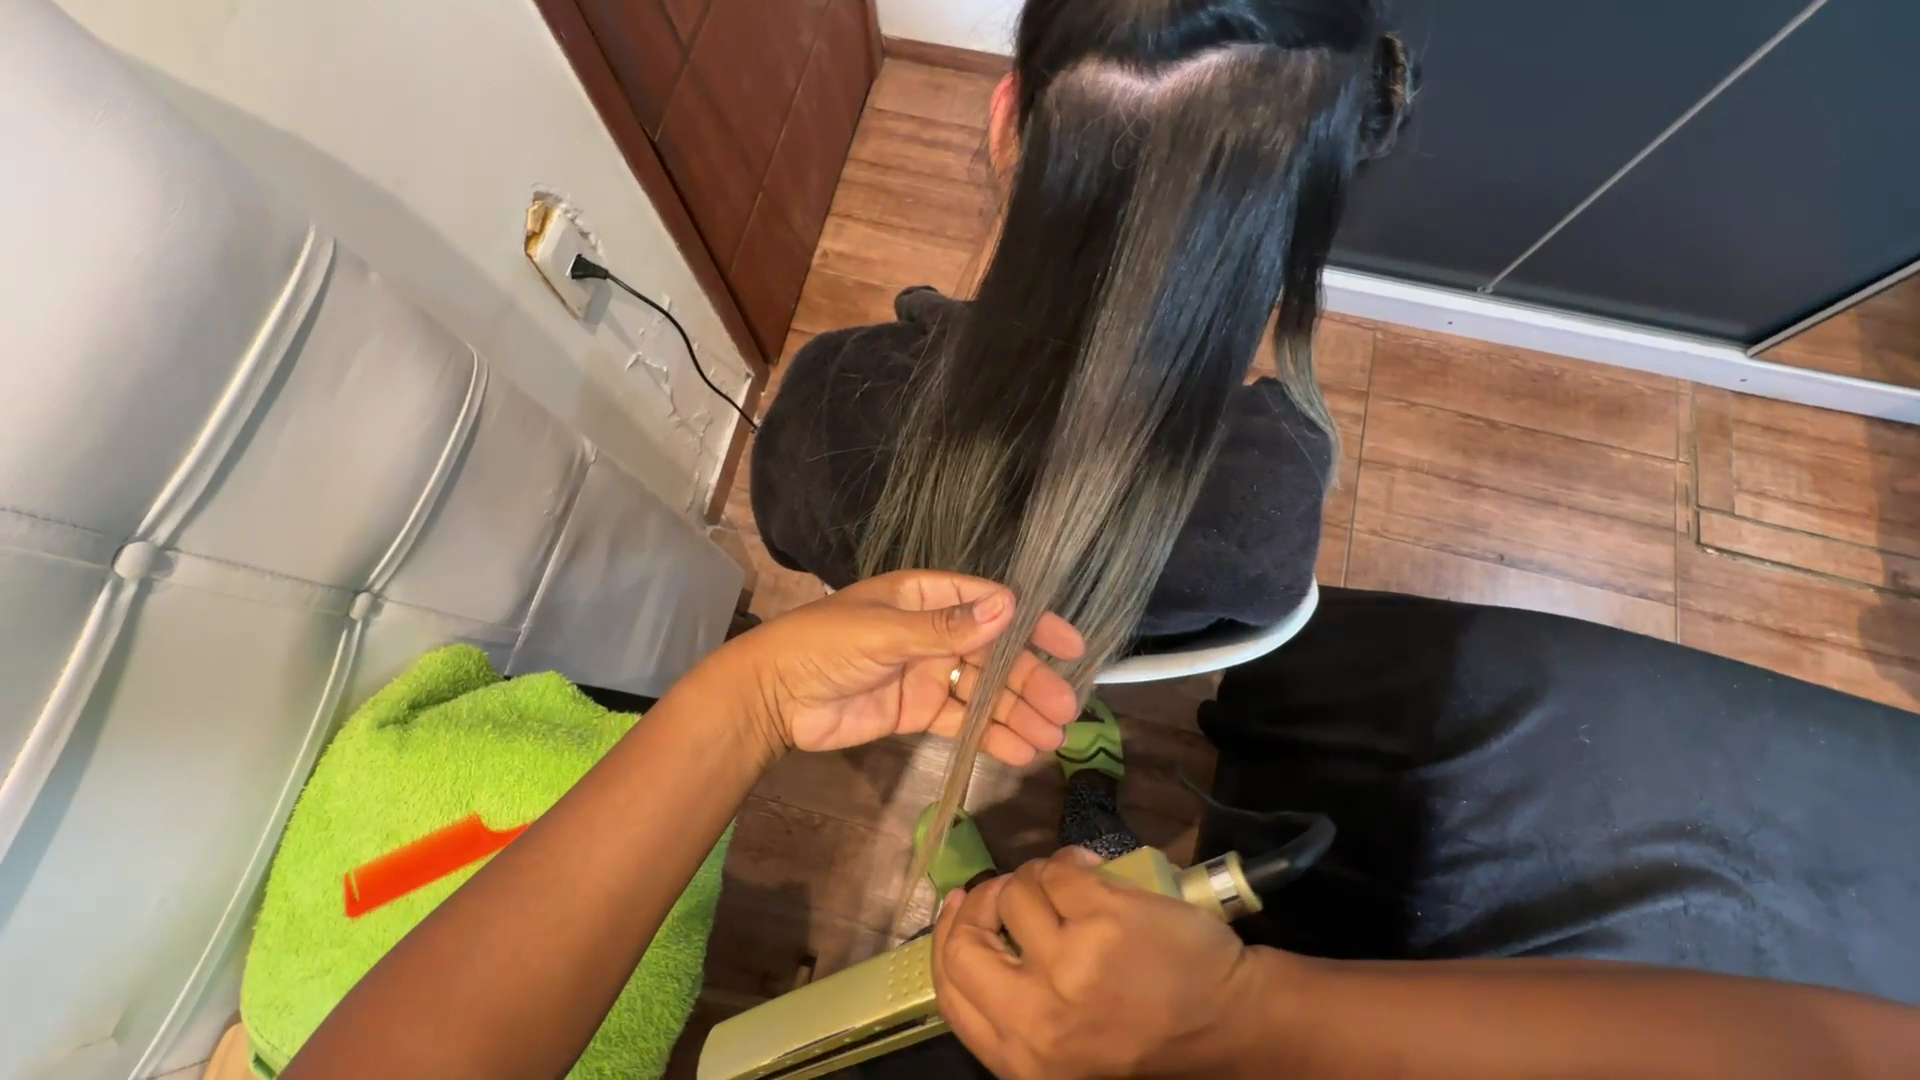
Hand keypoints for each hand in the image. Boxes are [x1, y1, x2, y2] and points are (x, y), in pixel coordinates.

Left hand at [708, 570, 1085, 763]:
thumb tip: (1009, 607)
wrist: (772, 696)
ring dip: (1018, 713)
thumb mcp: (885, 630)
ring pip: (984, 692)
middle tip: (1065, 711)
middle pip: (995, 655)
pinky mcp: (919, 710)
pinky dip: (990, 735)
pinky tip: (1020, 751)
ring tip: (1053, 739)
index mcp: (927, 597)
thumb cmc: (823, 645)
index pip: (991, 606)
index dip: (1033, 625)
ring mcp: (928, 672)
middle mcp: (935, 632)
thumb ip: (947, 627)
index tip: (1070, 648)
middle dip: (1030, 681)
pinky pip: (963, 721)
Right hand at [932, 848, 1274, 1079]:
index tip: (957, 906)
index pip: (949, 988)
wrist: (1227, 1024)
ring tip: (1068, 892)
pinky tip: (1094, 876)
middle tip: (1003, 891)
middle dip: (979, 902)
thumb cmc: (1141, 1035)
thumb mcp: (1059, 1047)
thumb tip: (962, 917)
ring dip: (1037, 880)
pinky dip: (1070, 863)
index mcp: (1021, 1057)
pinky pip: (1057, 869)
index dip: (945, 937)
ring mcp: (1070, 964)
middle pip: (967, 940)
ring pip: (1016, 892)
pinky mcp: (1103, 917)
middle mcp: (1037, 1018)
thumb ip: (1008, 1002)